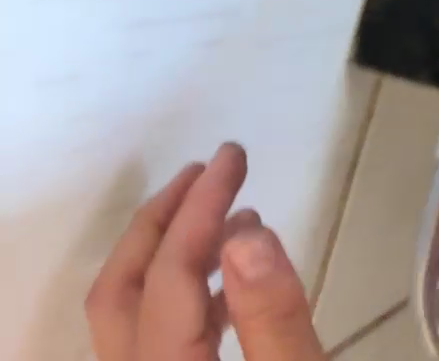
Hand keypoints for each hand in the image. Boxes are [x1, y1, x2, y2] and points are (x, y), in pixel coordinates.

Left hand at [86, 143, 325, 360]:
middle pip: (123, 291)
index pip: (170, 275)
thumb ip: (274, 312)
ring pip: (131, 309)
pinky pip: (157, 324)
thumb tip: (249, 233)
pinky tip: (234, 262)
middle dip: (165, 219)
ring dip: (172, 246)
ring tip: (226, 204)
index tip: (234, 155)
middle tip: (210, 167)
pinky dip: (188, 280)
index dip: (200, 208)